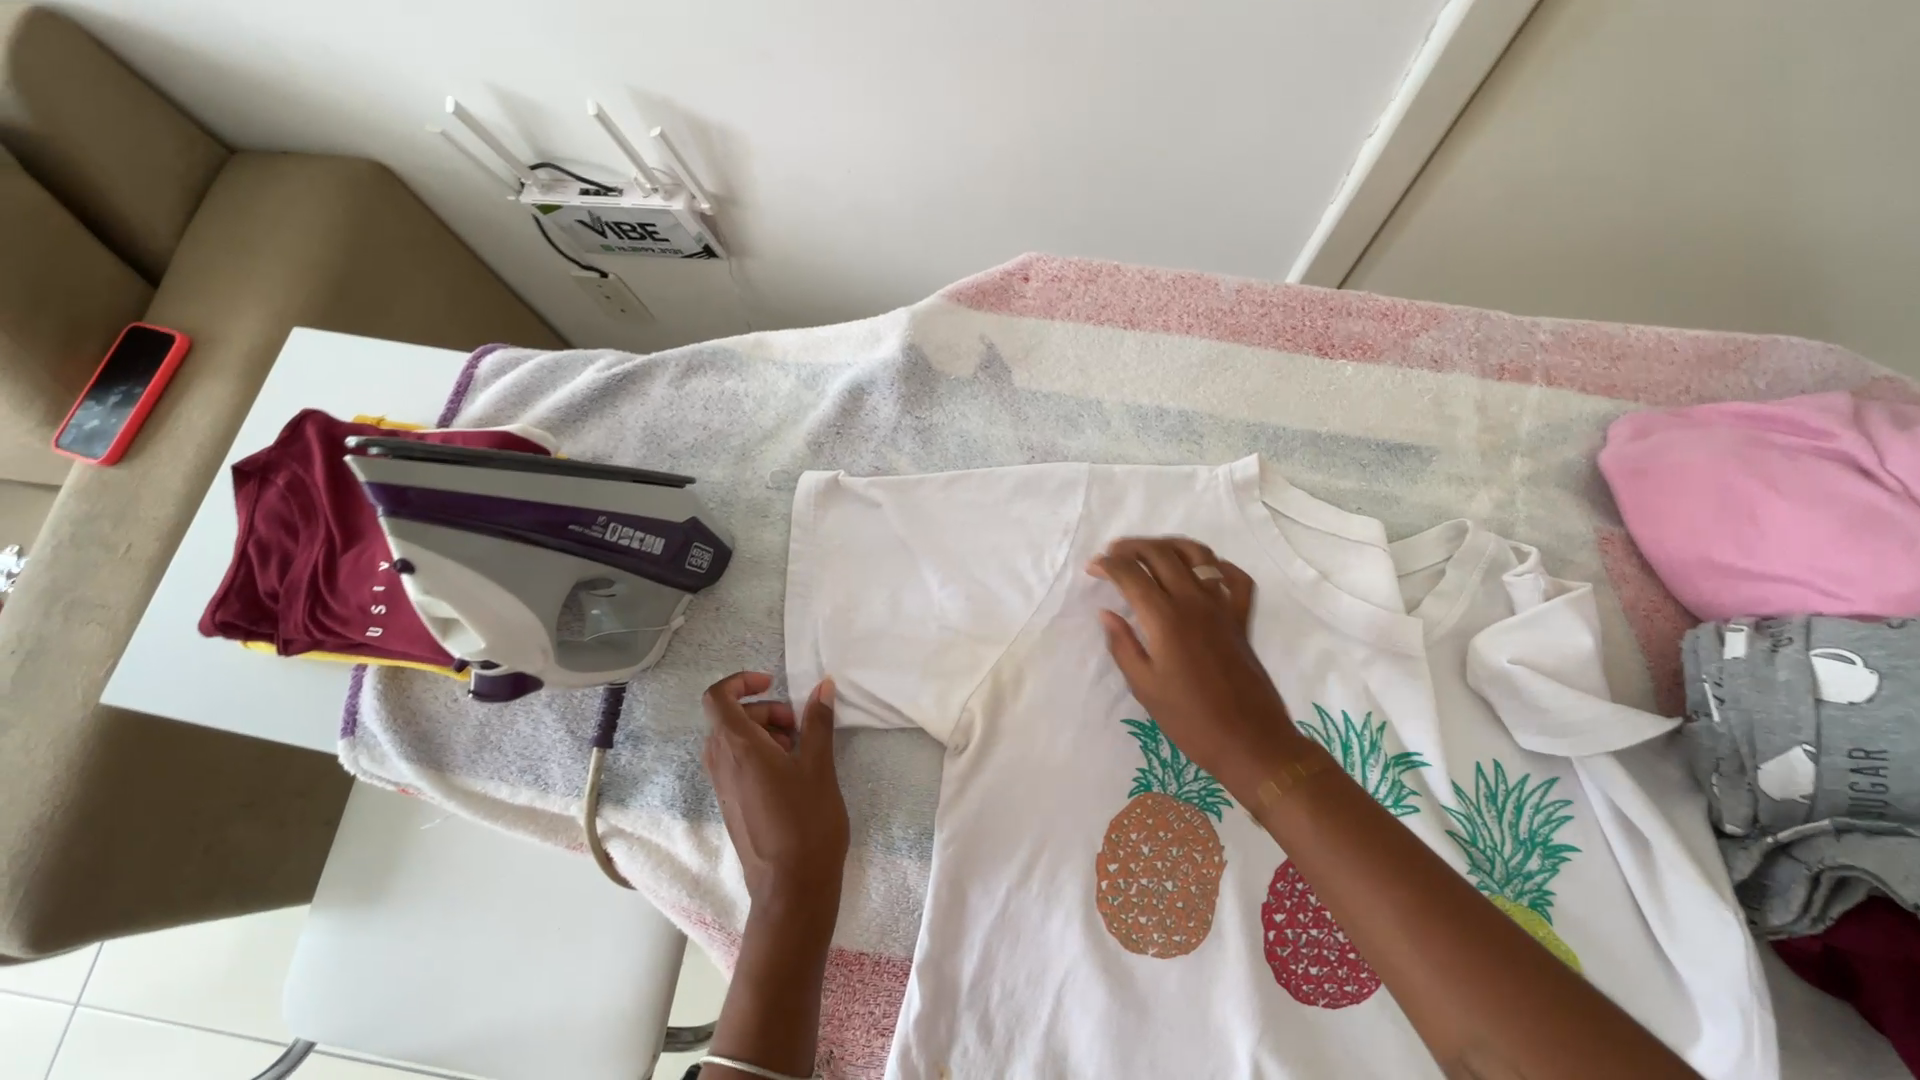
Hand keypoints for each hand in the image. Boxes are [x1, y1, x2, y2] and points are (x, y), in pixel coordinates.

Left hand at [702, 672, 849, 918]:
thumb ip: (818, 722)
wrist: (791, 887)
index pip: (717, 697)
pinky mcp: (730, 805)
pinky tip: (791, 774)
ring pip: (732, 741)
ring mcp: (722, 787)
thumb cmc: (807, 821)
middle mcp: (721, 763)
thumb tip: (823, 687)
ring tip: (800, 750)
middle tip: (800, 726)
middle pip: (730, 717)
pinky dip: (759, 755)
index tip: (774, 684)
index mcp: (738, 746)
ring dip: (763, 733)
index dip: (741, 682)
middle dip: (765, 710)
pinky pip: (736, 764)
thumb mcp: (819, 766)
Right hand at [1089, 537, 1307, 803]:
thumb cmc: (1189, 719)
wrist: (1248, 740)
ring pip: (1197, 555)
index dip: (1108, 565)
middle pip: (1161, 554)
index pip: (1131, 574)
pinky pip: (1235, 579)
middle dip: (1132, 547)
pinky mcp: (1241, 619)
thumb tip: (1107, 614)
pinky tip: (1203, 570)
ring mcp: (1222, 607)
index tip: (1092, 568)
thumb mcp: (1144, 687)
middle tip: (1113, 554)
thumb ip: (1123, 645)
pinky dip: (1218, 566)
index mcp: (1165, 619)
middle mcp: (1194, 602)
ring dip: (1170, 545)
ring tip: (1150, 552)